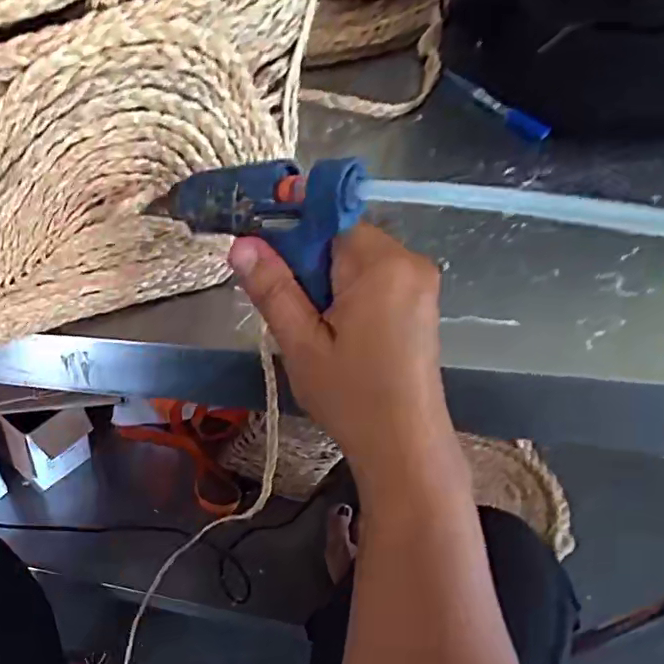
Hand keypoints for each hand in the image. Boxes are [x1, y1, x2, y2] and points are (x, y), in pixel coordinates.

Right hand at [229, 223, 460, 495]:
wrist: (402, 442)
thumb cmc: (349, 395)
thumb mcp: (300, 343)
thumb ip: (273, 289)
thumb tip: (242, 244)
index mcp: (380, 264)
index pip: (328, 220)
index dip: (292, 234)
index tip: (262, 260)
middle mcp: (409, 261)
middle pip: (343, 239)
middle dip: (308, 265)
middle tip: (289, 314)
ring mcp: (420, 283)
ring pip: (357, 262)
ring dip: (325, 284)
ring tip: (311, 331)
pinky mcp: (420, 305)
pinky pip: (375, 281)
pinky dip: (347, 296)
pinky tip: (335, 335)